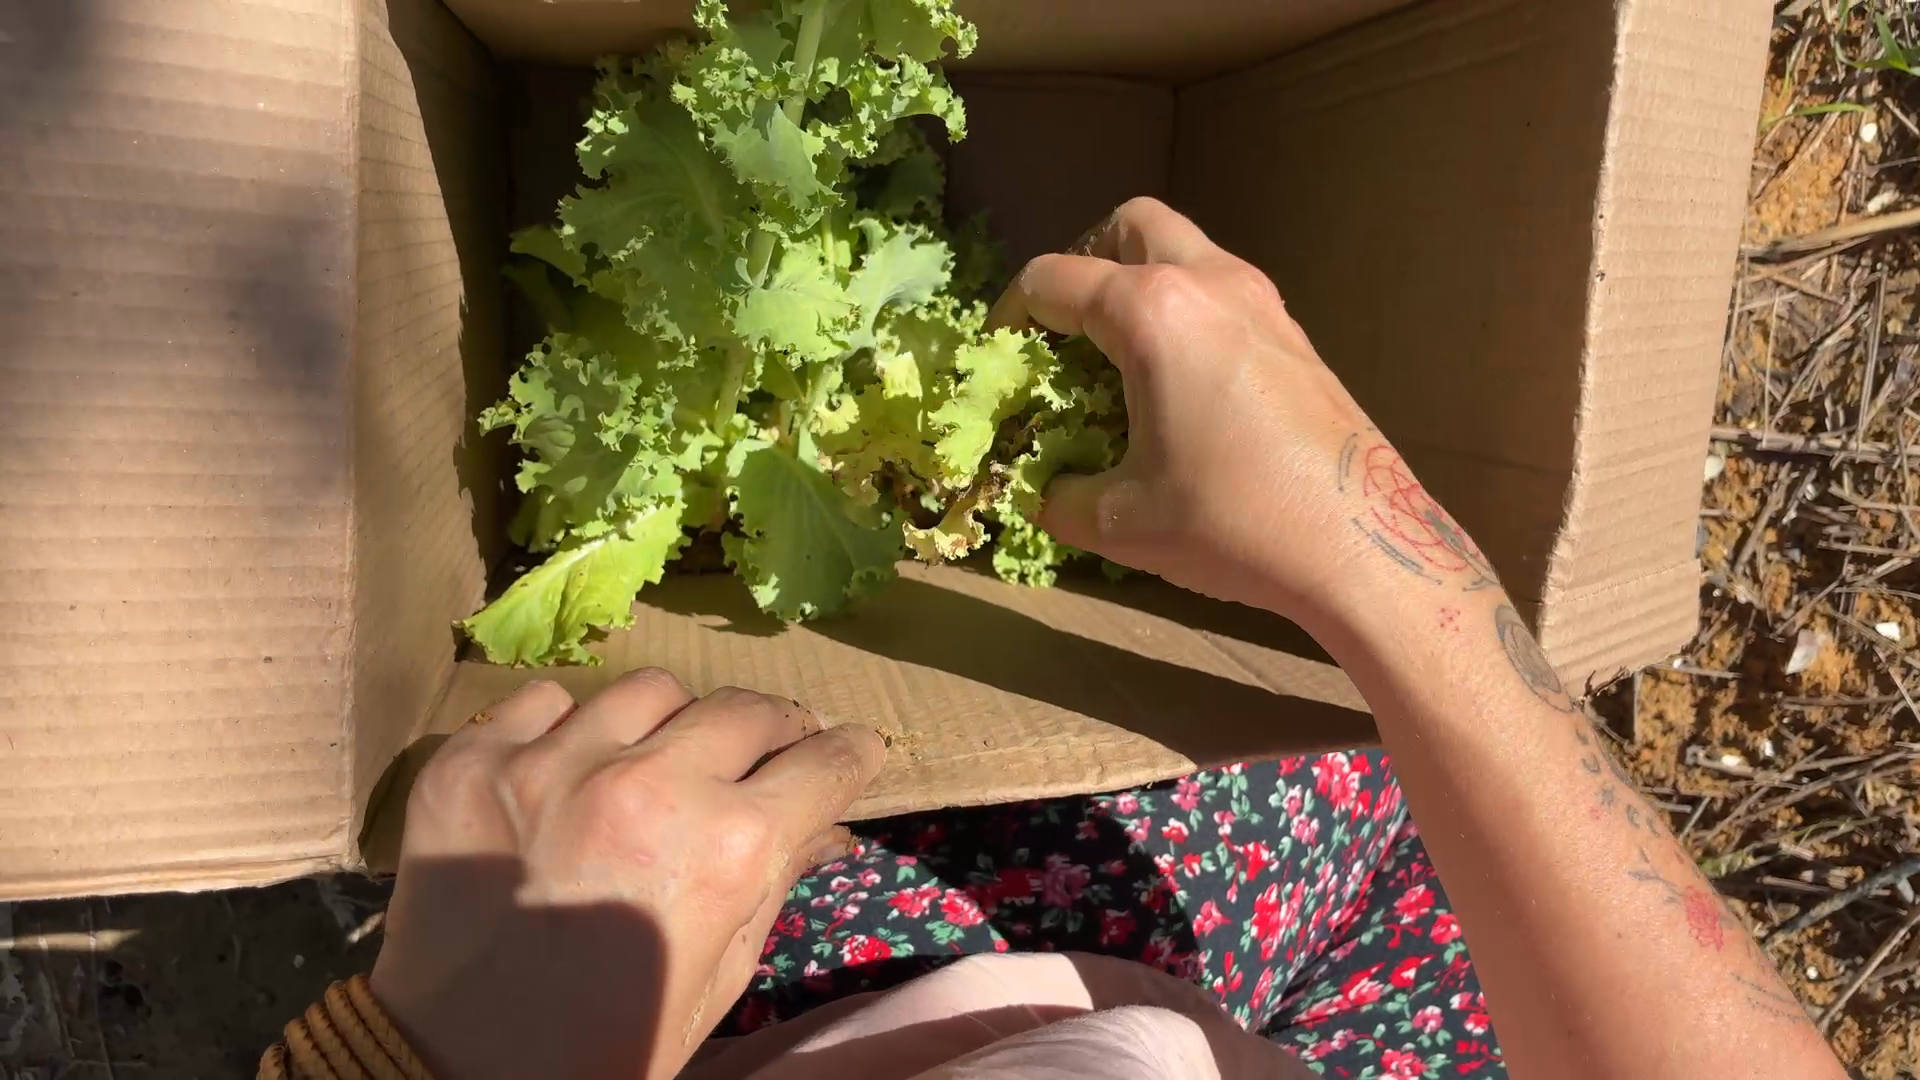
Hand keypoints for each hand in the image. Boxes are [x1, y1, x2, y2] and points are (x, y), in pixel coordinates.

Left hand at [368, 672, 886, 1079]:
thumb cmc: (611, 1042)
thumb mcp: (721, 972)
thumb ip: (780, 878)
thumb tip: (832, 824)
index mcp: (728, 847)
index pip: (826, 763)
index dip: (853, 755)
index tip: (855, 752)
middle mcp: (652, 786)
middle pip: (750, 708)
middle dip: (778, 730)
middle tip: (769, 754)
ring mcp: (555, 764)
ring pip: (655, 688)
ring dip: (675, 722)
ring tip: (658, 760)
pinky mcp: (475, 762)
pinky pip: (550, 700)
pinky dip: (570, 726)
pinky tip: (567, 769)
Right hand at [989, 197, 1382, 626]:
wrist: (1364, 547)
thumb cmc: (1231, 523)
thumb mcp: (1119, 521)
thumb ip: (1057, 496)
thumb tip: (1040, 489)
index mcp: (1153, 313)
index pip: (1054, 279)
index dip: (1011, 313)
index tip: (1000, 354)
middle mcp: (1210, 282)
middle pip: (1128, 226)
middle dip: (1081, 263)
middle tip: (1064, 328)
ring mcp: (1263, 301)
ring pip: (1182, 248)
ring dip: (1135, 282)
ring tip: (1114, 355)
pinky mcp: (1293, 332)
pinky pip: (1218, 288)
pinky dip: (1180, 309)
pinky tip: (1175, 381)